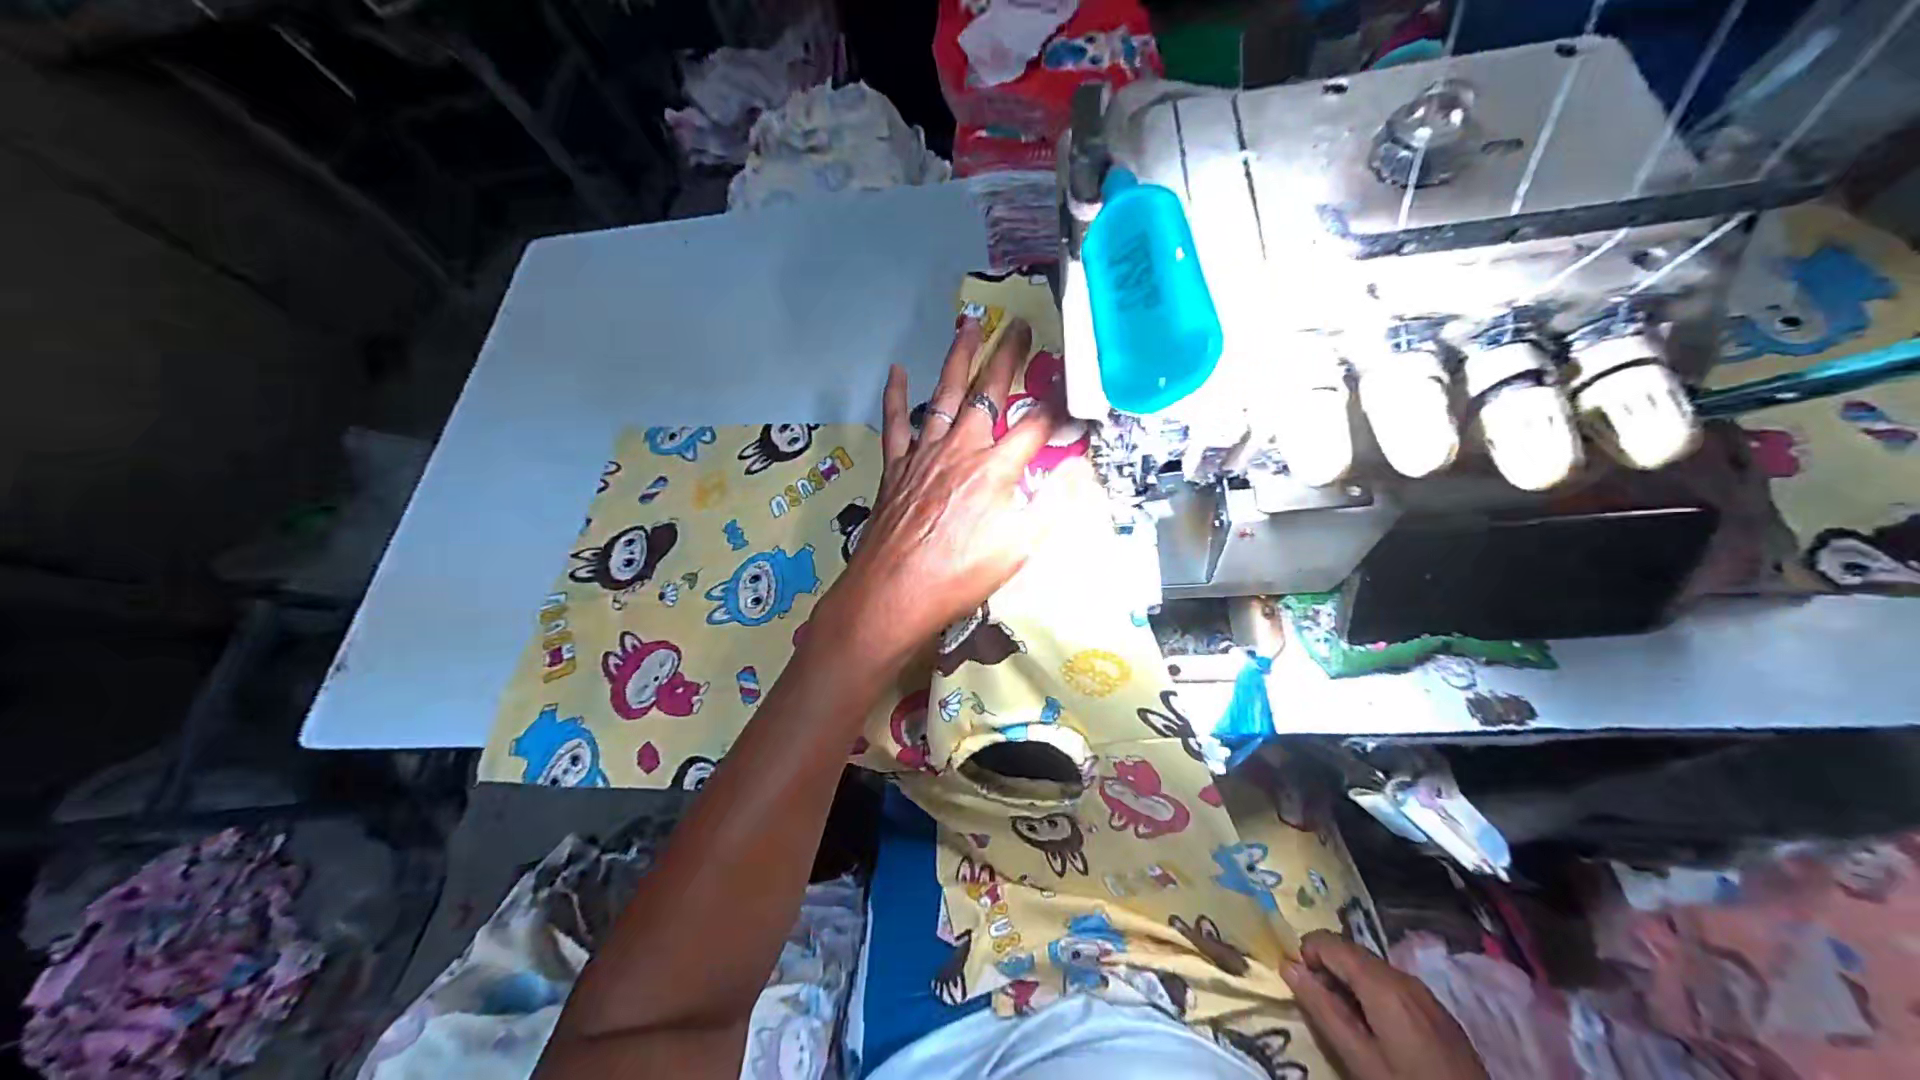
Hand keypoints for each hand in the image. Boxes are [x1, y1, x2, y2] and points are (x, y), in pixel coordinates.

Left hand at [822, 314, 1066, 664]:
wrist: (894, 592)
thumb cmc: (960, 575)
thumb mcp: (1021, 548)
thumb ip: (1052, 504)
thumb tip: (1077, 469)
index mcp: (996, 469)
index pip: (1036, 424)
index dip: (1058, 404)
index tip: (1072, 386)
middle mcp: (961, 449)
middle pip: (989, 393)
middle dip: (1008, 356)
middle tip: (1019, 326)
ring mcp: (925, 454)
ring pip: (945, 395)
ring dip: (958, 358)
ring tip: (969, 326)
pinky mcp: (897, 467)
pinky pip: (896, 423)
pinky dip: (896, 396)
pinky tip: (897, 372)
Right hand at [1283, 930, 1487, 1079]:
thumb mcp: (1359, 1058)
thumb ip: (1322, 1009)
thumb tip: (1288, 966)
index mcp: (1382, 983)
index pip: (1329, 941)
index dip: (1307, 955)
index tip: (1302, 988)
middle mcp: (1403, 976)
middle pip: (1351, 952)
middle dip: (1326, 969)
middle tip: (1321, 1008)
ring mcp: (1424, 993)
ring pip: (1370, 968)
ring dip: (1348, 982)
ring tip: (1346, 1022)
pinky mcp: (1437, 1012)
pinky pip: (1391, 985)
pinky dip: (1371, 994)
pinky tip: (1376, 1030)